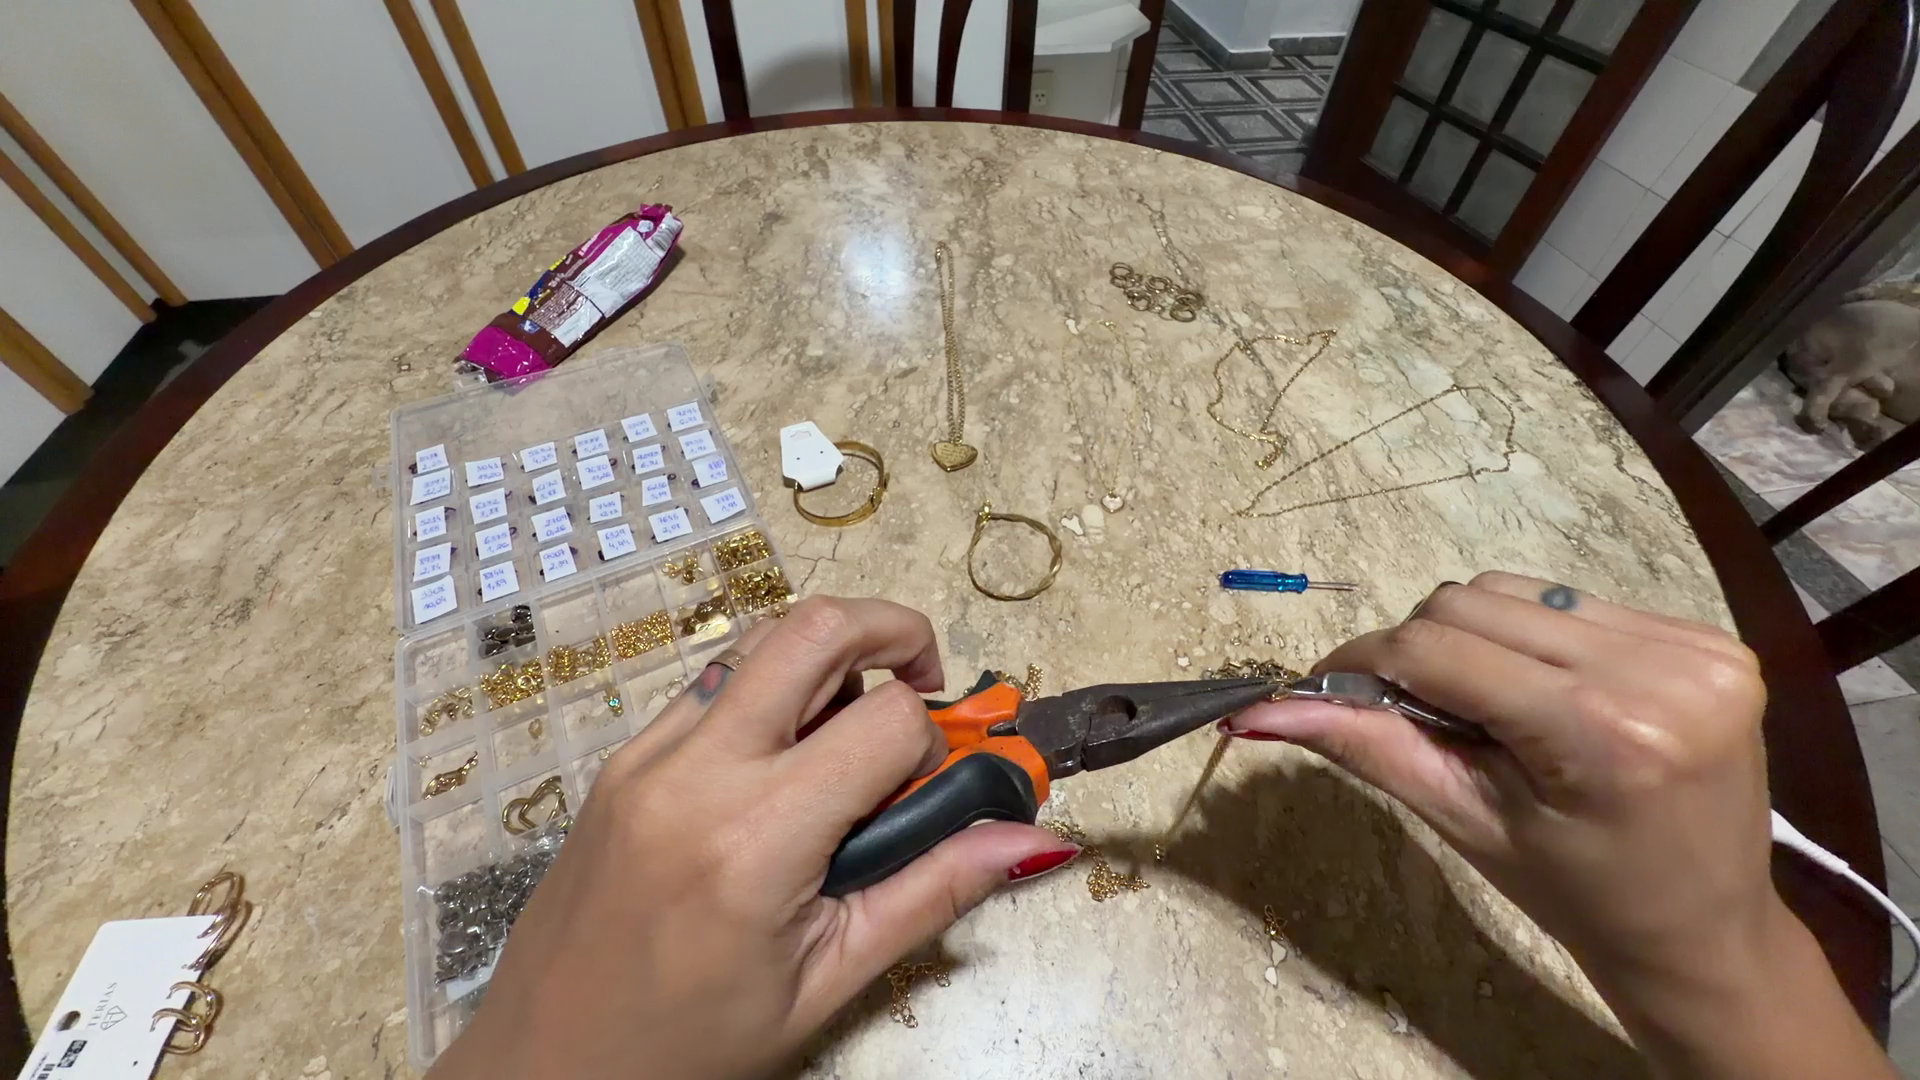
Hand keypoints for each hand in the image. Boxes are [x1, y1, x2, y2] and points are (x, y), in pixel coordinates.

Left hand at [428, 597, 1076, 1079]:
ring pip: (764, 637)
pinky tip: (785, 750)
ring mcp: (649, 750)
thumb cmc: (692, 1046)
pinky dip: (776, 683)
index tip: (924, 788)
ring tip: (852, 721)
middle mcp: (696, 769)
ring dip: (832, 653)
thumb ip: (934, 891)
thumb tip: (1032, 841)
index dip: (930, 743)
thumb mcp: (829, 979)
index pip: (884, 722)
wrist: (538, 1072)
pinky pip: (720, 678)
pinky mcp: (625, 751)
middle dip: (894, 629)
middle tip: (923, 677)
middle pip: (816, 627)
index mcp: (755, 839)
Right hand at [1225, 572, 1891, 1079]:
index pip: (1432, 651)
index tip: (1326, 686)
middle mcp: (1660, 671)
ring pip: (1504, 591)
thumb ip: (1358, 744)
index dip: (1361, 660)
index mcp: (1601, 732)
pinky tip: (1535, 687)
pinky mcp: (1707, 637)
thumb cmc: (1568, 887)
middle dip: (1415, 652)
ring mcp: (1696, 648)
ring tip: (1481, 701)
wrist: (1702, 927)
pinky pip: (1559, 599)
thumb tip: (1254, 713)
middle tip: (1417, 711)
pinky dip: (1519, 634)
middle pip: (1463, 606)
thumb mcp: (1455, 816)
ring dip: (1464, 636)